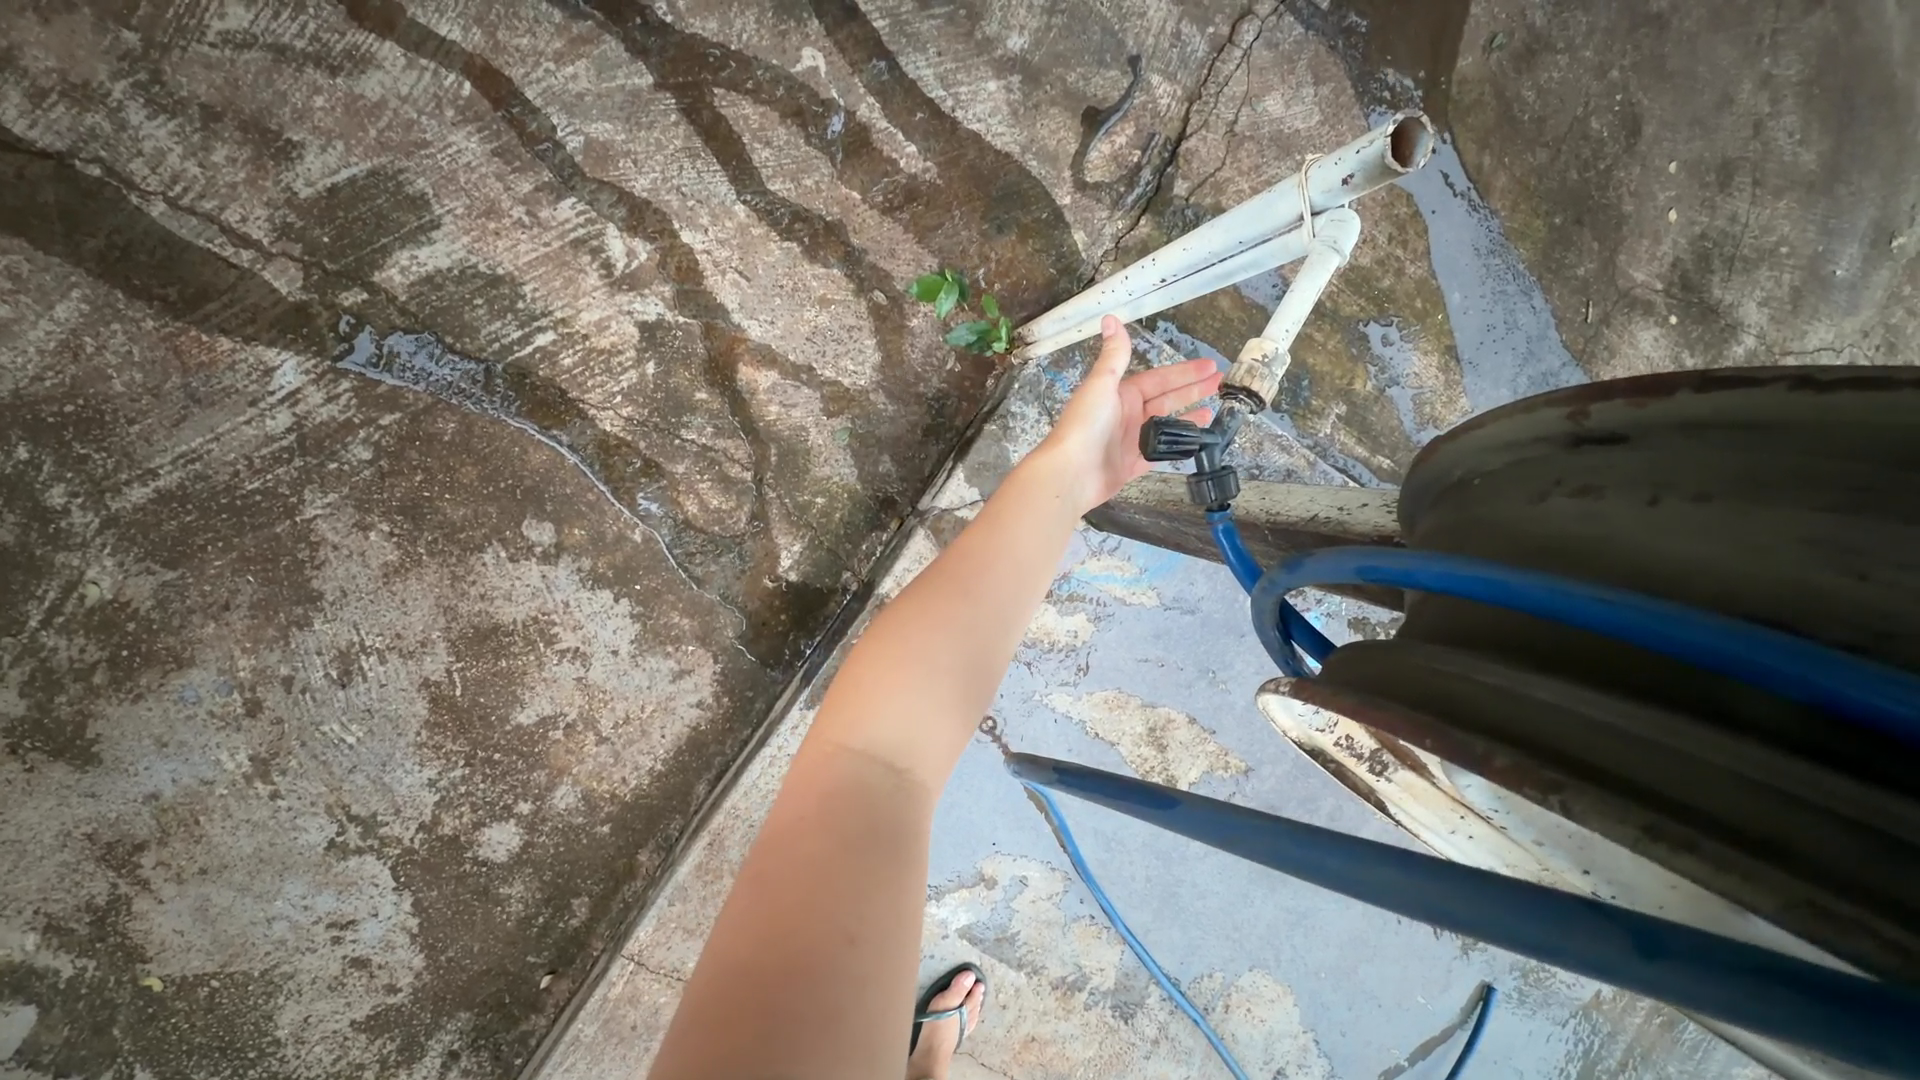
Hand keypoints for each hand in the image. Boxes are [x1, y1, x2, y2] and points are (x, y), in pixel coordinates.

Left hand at [1038, 315, 1222, 513]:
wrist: (1070, 472)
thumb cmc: (1085, 425)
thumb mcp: (1101, 384)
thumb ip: (1114, 355)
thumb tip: (1110, 318)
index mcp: (1120, 394)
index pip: (1159, 379)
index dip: (1184, 372)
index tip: (1210, 365)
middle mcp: (1126, 416)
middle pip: (1166, 400)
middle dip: (1192, 390)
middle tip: (1220, 384)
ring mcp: (1129, 441)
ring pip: (1165, 426)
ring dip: (1188, 418)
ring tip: (1213, 411)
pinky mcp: (1130, 465)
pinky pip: (1158, 453)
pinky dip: (1175, 447)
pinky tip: (1192, 443)